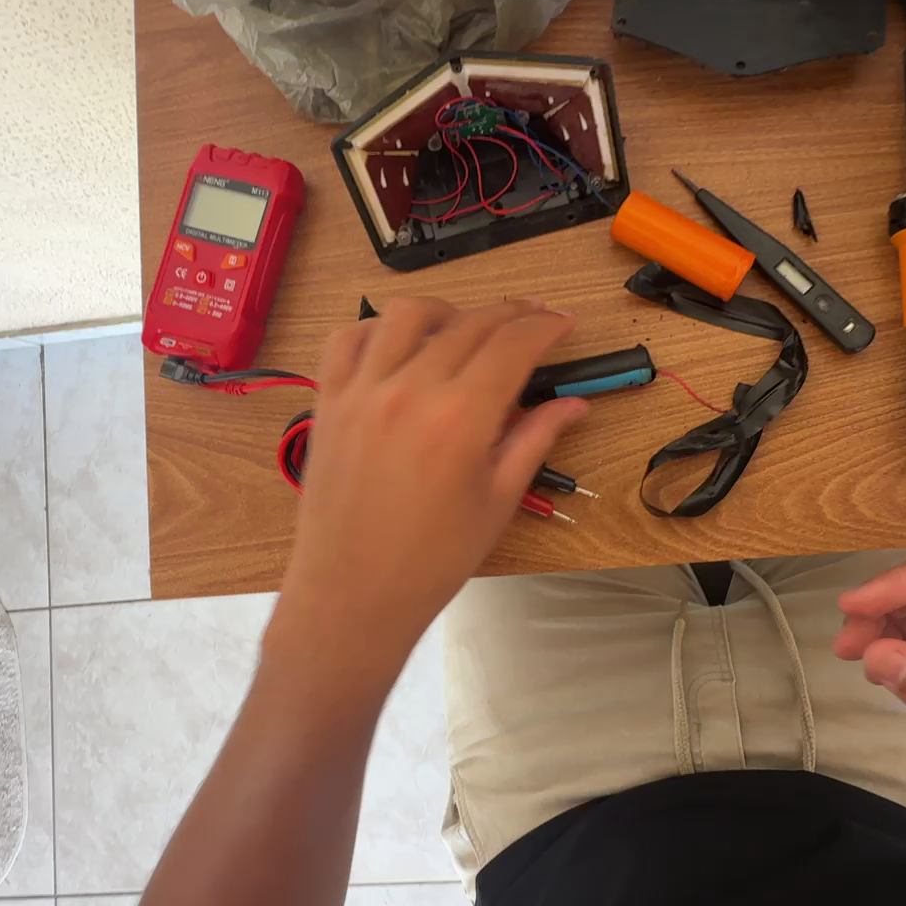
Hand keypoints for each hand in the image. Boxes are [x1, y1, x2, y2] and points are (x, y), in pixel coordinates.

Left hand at [266, 298, 587, 682]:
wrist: (352, 595)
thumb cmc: (434, 559)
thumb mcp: (498, 501)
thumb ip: (536, 440)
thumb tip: (576, 405)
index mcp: (461, 417)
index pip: (513, 345)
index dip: (545, 327)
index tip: (564, 323)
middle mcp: (410, 389)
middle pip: (469, 323)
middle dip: (511, 314)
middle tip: (534, 320)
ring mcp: (362, 390)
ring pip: (406, 314)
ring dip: (446, 311)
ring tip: (466, 327)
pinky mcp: (329, 401)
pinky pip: (347, 339)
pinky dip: (377, 329)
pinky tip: (399, 346)